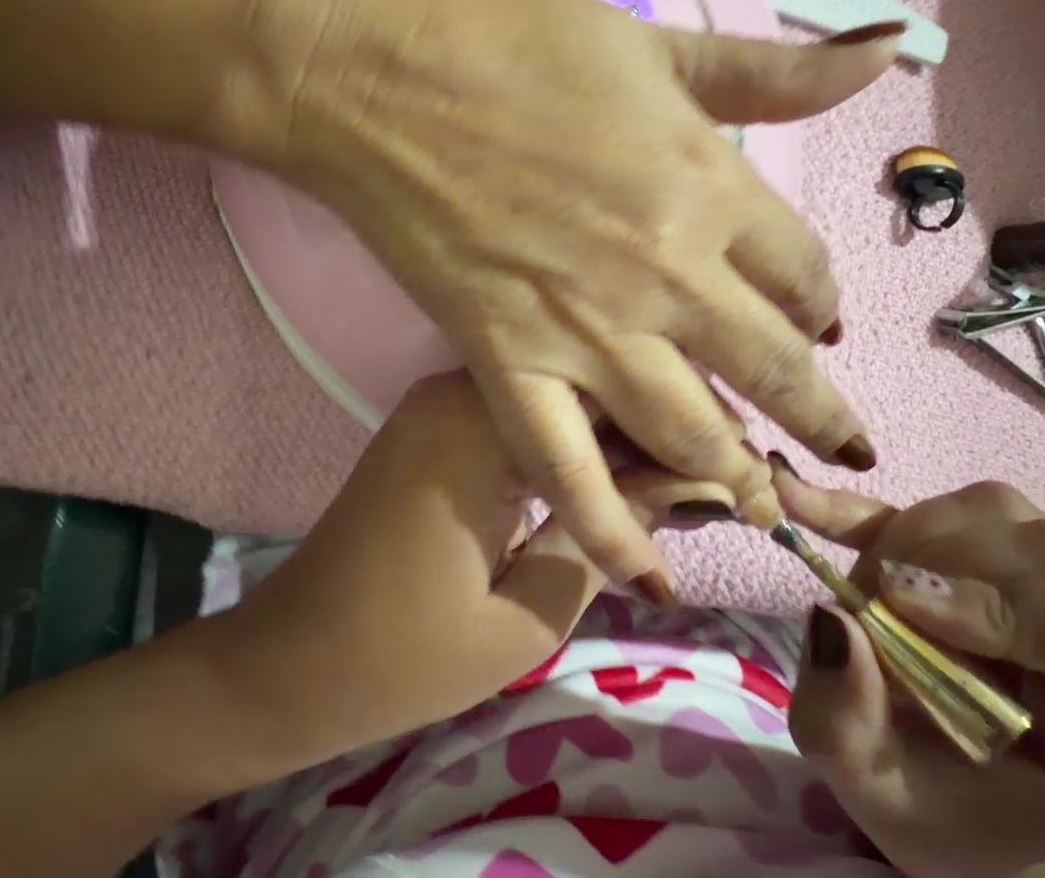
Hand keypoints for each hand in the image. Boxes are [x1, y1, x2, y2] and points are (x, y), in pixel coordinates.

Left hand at [230, 371, 731, 751]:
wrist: (292, 659)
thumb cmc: (408, 652)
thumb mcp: (531, 612)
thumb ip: (612, 539)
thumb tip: (688, 490)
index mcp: (484, 422)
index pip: (620, 398)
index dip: (696, 437)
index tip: (751, 481)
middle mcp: (461, 387)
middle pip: (592, 385)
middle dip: (664, 432)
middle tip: (730, 485)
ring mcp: (440, 400)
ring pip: (562, 395)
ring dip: (623, 436)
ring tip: (688, 484)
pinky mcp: (432, 423)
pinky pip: (525, 413)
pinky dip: (577, 443)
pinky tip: (621, 477)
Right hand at [232, 0, 901, 596]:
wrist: (383, 79)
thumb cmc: (518, 45)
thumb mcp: (658, 44)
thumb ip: (773, 69)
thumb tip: (886, 46)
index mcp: (710, 190)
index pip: (805, 274)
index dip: (820, 302)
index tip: (812, 315)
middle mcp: (667, 279)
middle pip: (773, 370)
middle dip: (817, 412)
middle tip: (839, 443)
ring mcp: (585, 335)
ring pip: (691, 434)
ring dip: (739, 474)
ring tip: (764, 501)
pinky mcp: (505, 367)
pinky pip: (565, 473)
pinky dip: (611, 535)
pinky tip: (655, 581)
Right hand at [776, 476, 1044, 877]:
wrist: (951, 801)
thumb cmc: (942, 816)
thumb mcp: (885, 800)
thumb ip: (851, 727)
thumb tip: (832, 620)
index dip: (1014, 602)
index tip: (904, 606)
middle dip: (938, 571)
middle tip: (868, 612)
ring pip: (999, 516)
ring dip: (908, 543)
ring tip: (866, 597)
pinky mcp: (1001, 556)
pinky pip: (946, 509)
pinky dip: (869, 507)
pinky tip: (802, 502)